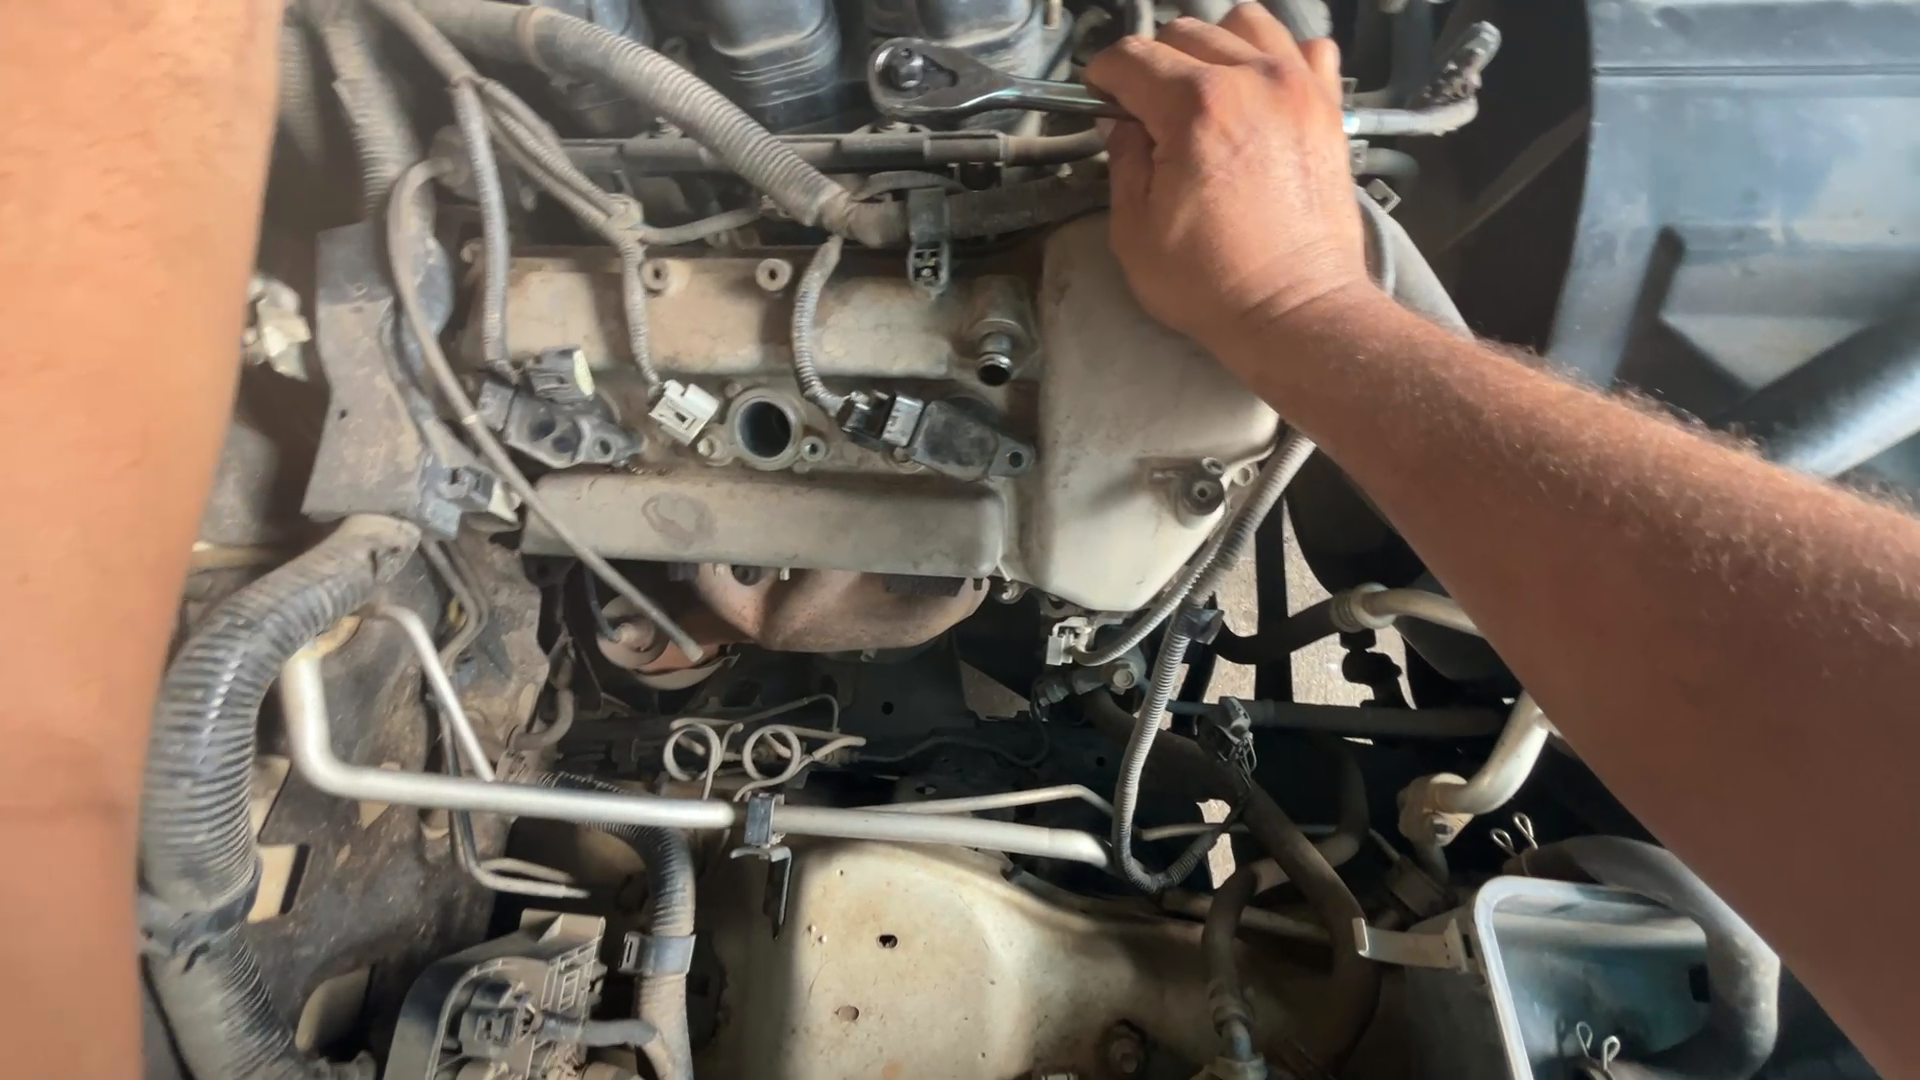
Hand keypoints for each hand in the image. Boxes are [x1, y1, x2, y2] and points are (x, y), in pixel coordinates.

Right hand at [1086, 7, 1369, 354]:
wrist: (1291, 310)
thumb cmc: (1208, 284)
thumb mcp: (1135, 234)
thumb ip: (1123, 165)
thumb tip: (1121, 125)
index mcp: (1194, 108)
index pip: (1134, 59)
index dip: (1104, 74)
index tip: (1097, 94)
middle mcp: (1251, 78)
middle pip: (1187, 32)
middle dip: (1153, 63)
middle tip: (1144, 108)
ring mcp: (1298, 86)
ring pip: (1246, 23)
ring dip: (1211, 48)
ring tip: (1199, 92)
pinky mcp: (1328, 107)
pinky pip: (1303, 48)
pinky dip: (1273, 58)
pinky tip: (1256, 94)